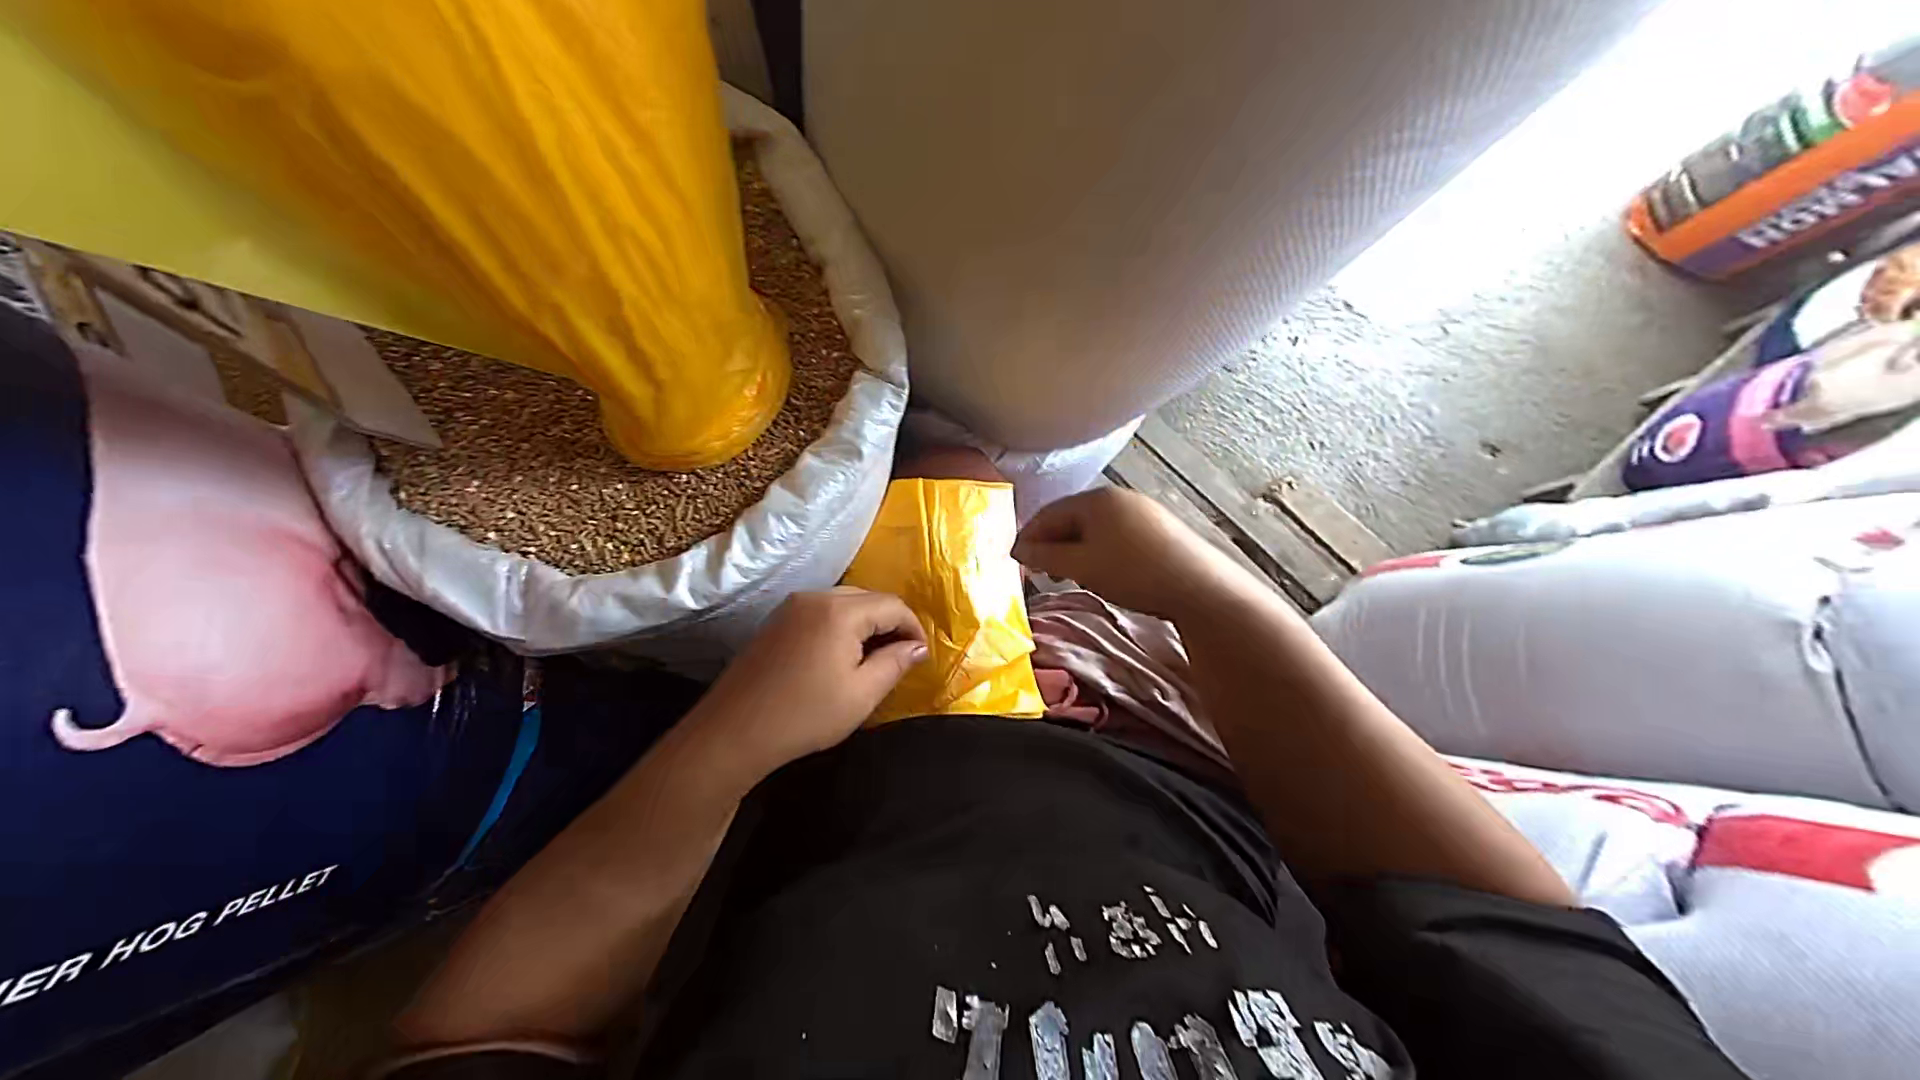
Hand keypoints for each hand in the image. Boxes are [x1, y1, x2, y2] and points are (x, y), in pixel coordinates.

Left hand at [687, 587, 927, 777]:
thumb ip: (896, 663)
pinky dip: (842, 626)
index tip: (923, 656)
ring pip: (846, 603)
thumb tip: (919, 647)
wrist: (733, 732)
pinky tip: (842, 656)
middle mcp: (815, 597)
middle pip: (869, 598)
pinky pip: (822, 611)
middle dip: (891, 623)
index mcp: (839, 611)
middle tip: (902, 658)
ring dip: (867, 624)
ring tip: (875, 659)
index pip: (893, 605)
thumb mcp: (861, 694)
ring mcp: (792, 606)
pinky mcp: (777, 620)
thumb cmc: (804, 716)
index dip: (914, 628)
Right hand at [1013, 487, 1254, 619]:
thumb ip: (1045, 556)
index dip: (1028, 537)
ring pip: (1095, 528)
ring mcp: (1142, 511)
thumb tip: (1019, 549)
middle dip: (1052, 544)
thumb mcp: (1081, 566)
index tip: (1015, 561)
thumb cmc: (1133, 573)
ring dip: (1075, 550)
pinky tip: (1104, 572)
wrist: (1199, 587)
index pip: (1048, 513)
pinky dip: (1100, 552)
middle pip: (1072, 518)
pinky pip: (1117, 535)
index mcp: (1096, 499)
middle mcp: (1119, 497)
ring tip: (1070, 575)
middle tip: (1041, 571)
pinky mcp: (1160, 529)